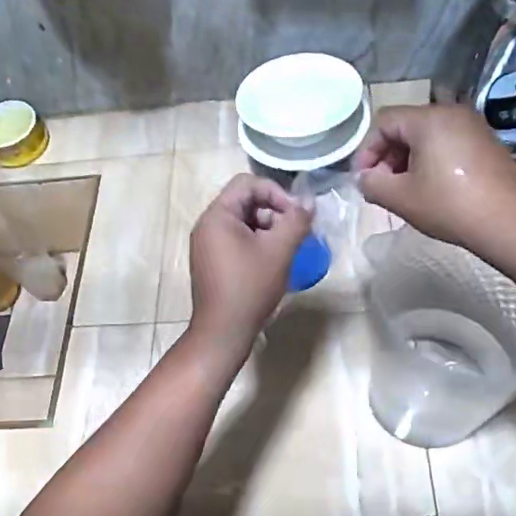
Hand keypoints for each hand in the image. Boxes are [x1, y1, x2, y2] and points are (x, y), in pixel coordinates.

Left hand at [186, 174, 312, 360]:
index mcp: (217, 216)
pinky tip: (271, 264)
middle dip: (274, 213)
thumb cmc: (250, 288)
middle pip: (244, 202)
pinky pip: (235, 242)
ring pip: (242, 224)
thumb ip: (296, 221)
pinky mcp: (211, 263)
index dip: (277, 193)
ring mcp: (206, 246)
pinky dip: (256, 245)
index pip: (248, 184)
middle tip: (295, 234)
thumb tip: (309, 202)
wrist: (223, 332)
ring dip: (267, 230)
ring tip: (286, 250)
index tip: (297, 215)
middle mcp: (206, 226)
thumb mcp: (279, 251)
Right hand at [354, 105, 515, 253]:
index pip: (384, 122)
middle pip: (406, 127)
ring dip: (408, 161)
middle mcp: (452, 113)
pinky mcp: (486, 143)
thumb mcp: (400, 198)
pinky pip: (448, 144)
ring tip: (405, 192)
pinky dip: (431, 162)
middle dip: (388, 156)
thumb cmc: (449, 206)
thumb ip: (372, 184)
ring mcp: (473, 127)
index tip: (364, 180)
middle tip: (382, 188)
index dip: (367, 151)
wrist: (508, 221)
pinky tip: (432, 190)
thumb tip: (364, 178)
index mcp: (428, 119)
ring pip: (427, 137)